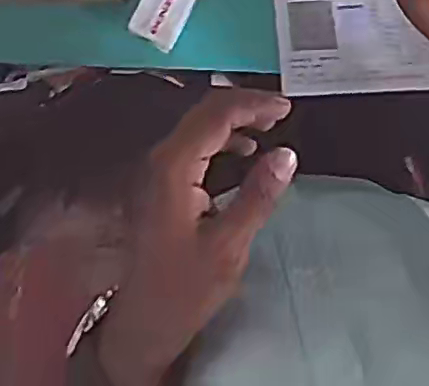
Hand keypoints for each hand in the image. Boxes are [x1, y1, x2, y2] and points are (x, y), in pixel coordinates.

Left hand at [95, 89, 296, 385]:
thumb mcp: (228, 246)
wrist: (141, 325)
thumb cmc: (183, 289)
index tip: (284, 107)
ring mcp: (158, 167)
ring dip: (235, 118)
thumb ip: (258, 195)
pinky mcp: (162, 179)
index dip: (253, 104)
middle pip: (205, 111)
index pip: (216, 115)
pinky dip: (223, 136)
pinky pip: (195, 141)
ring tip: (269, 124)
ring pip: (199, 123)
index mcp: (174, 167)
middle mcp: (162, 158)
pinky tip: (245, 148)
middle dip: (245, 104)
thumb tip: (286, 154)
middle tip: (280, 111)